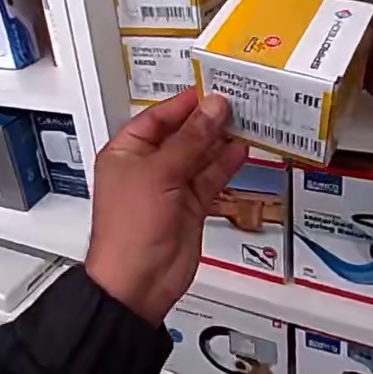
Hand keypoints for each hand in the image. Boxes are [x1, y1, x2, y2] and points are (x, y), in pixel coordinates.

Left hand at [86, 89, 248, 321]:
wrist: (139, 282)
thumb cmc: (130, 229)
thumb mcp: (160, 172)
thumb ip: (192, 139)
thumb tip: (214, 108)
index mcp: (127, 152)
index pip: (158, 117)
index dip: (185, 104)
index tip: (211, 90)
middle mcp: (148, 167)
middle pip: (182, 134)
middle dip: (207, 120)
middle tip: (235, 103)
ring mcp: (170, 187)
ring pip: (200, 155)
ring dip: (220, 140)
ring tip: (244, 121)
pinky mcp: (190, 206)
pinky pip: (210, 178)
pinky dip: (225, 165)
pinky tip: (241, 150)